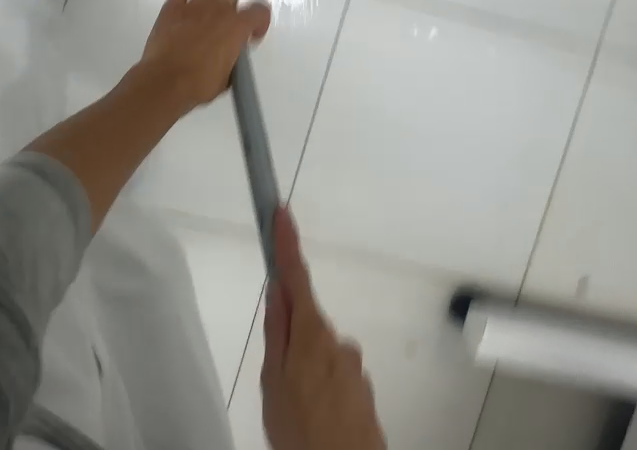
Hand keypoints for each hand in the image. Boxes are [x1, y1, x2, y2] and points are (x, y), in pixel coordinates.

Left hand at [134, 0, 272, 110]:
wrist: (166, 81)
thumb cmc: (199, 84)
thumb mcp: (229, 75)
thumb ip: (234, 56)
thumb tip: (232, 52)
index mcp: (238, 28)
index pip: (259, 12)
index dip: (262, 19)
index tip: (255, 31)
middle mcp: (221, 9)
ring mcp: (197, 3)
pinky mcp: (175, 3)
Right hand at [262, 208, 384, 449]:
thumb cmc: (299, 430)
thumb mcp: (272, 381)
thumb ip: (275, 332)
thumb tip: (277, 289)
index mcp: (311, 335)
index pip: (296, 277)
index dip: (286, 243)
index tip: (282, 210)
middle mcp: (339, 343)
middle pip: (306, 324)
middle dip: (289, 340)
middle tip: (276, 382)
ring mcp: (355, 369)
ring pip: (319, 356)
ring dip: (305, 373)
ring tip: (294, 412)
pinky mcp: (364, 394)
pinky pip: (334, 380)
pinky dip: (321, 392)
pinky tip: (313, 420)